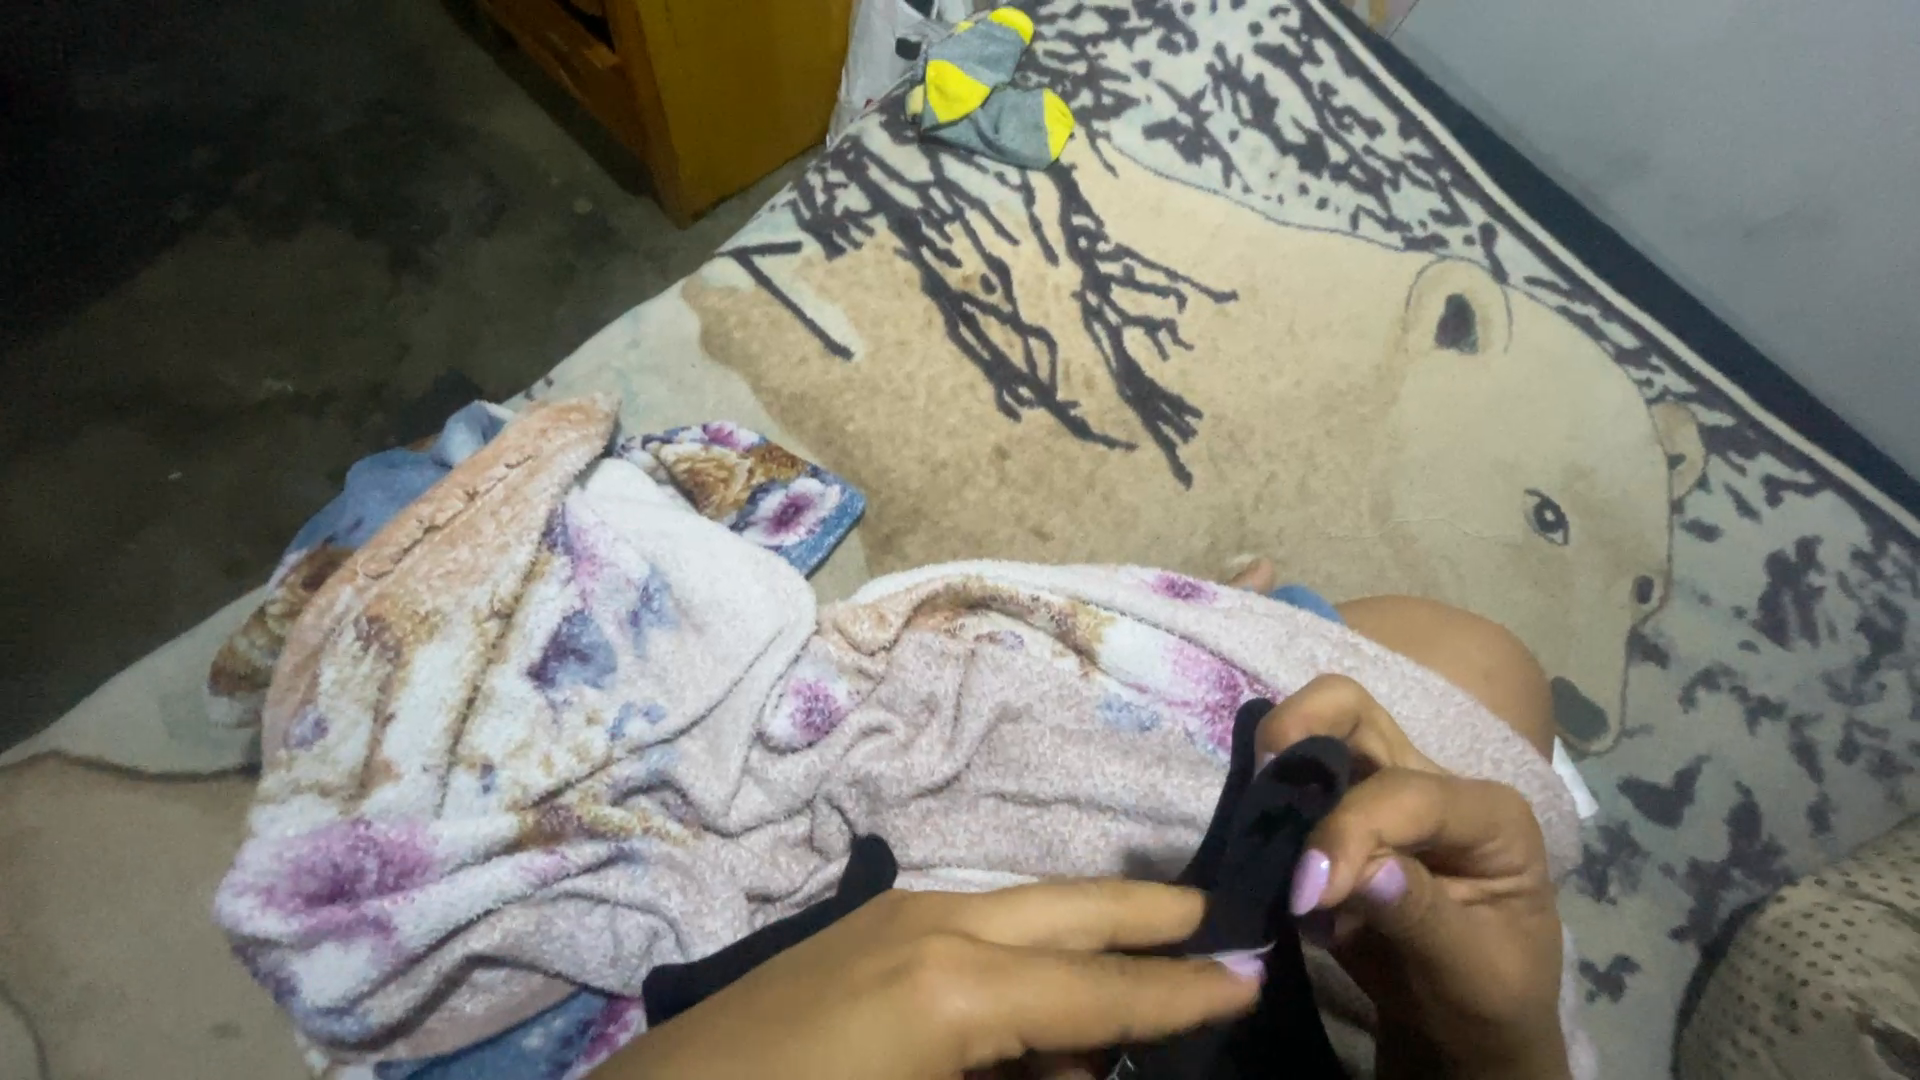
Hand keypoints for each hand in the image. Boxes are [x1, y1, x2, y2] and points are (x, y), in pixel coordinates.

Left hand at [608, 880, 1263, 1079]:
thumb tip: (1091, 1058)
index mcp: (956, 985)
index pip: (1097, 987)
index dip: (1179, 988)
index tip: (1251, 970)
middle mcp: (936, 922)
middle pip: (1068, 908)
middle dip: (1147, 913)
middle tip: (1220, 913)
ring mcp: (898, 912)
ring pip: (1025, 910)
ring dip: (1086, 935)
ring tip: (1147, 959)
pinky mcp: (872, 925)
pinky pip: (977, 928)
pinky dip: (1027, 954)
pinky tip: (1043, 998)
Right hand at [1257, 677, 1570, 1079]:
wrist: (1458, 1019)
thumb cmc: (1487, 994)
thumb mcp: (1475, 974)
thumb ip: (1421, 916)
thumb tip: (1361, 870)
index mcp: (1489, 817)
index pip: (1406, 796)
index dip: (1351, 832)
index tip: (1309, 892)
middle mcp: (1432, 780)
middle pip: (1359, 712)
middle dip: (1305, 719)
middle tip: (1266, 765)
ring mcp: (1379, 784)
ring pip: (1323, 721)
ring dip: (1281, 744)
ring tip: (1255, 793)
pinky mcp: (1336, 803)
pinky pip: (1295, 770)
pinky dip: (1268, 785)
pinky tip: (1255, 822)